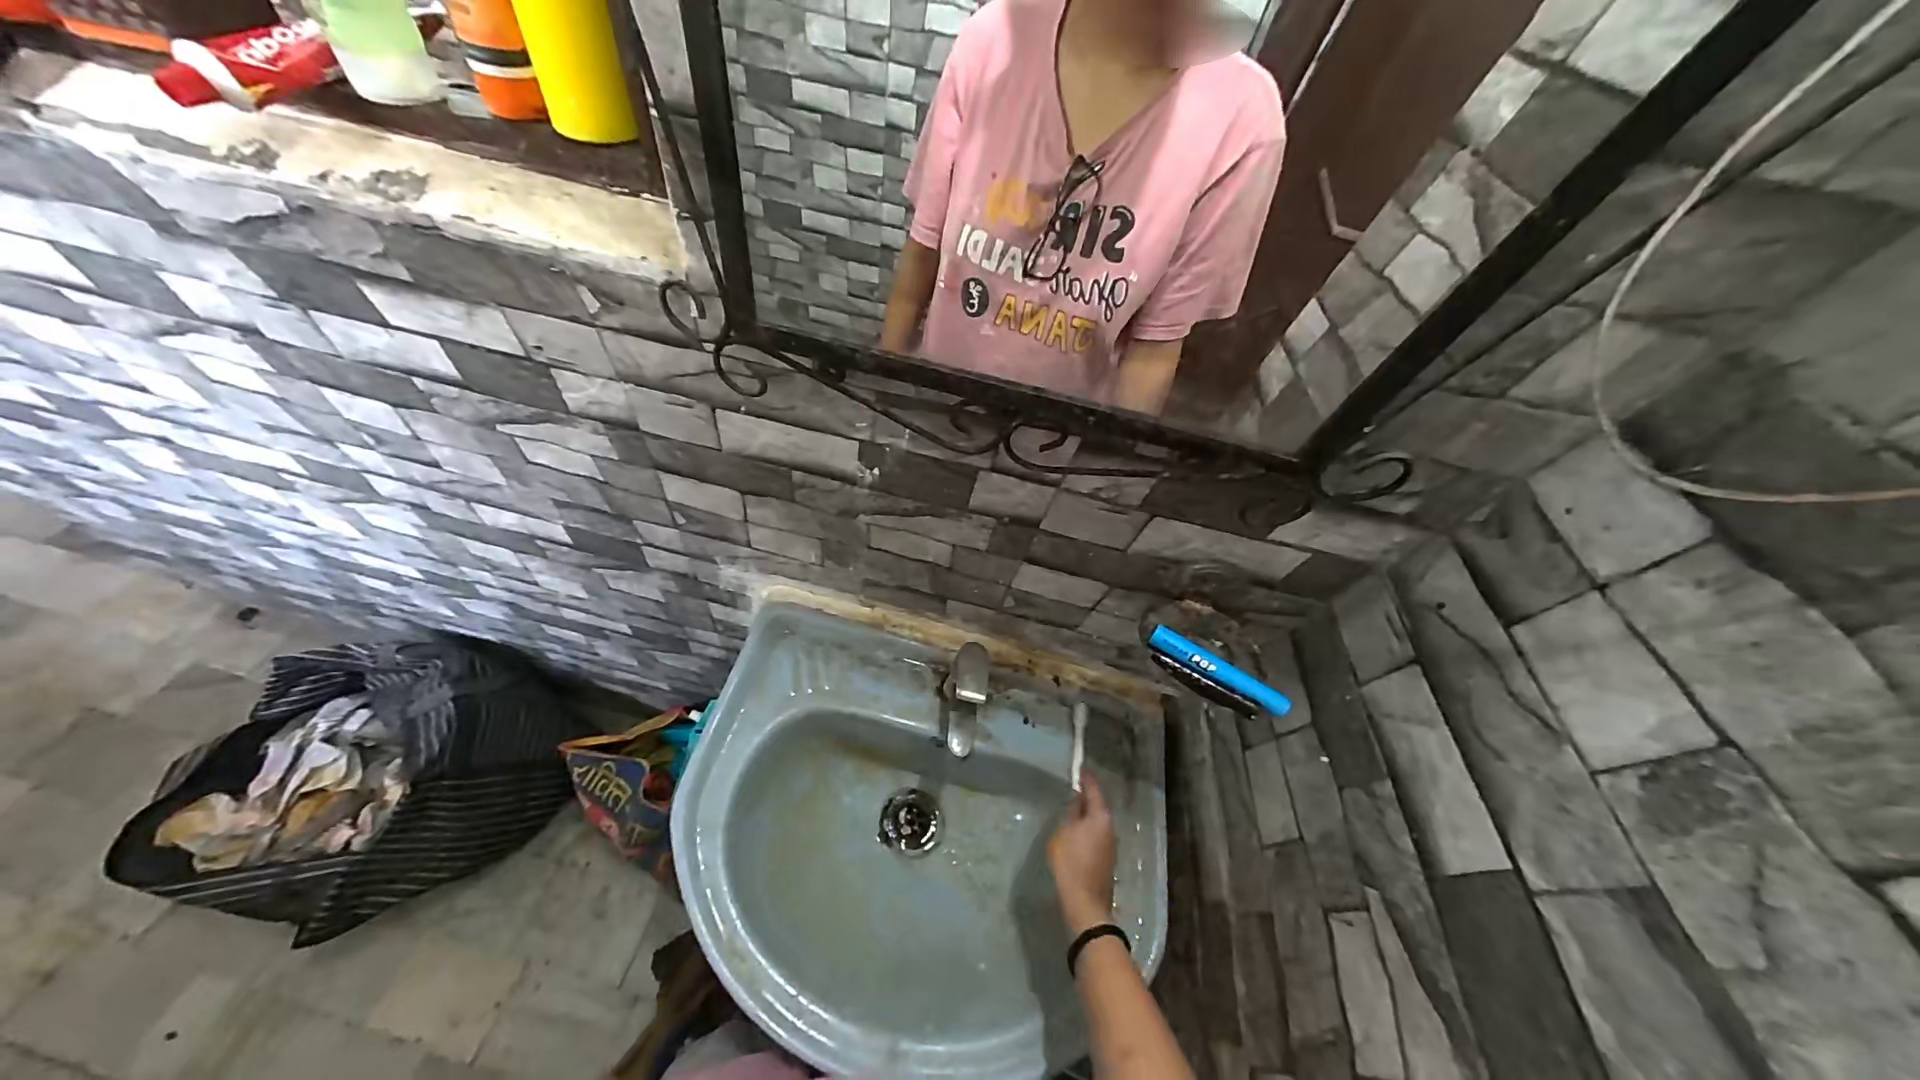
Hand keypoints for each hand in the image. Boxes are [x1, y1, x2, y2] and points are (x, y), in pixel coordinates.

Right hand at [1049, 770, 1116, 933]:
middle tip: (1073, 786)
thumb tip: (1077, 801)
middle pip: (1097, 805)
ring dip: (1086, 813)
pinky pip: (1096, 833)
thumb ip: (1071, 813)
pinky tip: (1075, 830)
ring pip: (1097, 820)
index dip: (1086, 778)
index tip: (1079, 767)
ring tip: (1071, 807)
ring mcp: (1110, 843)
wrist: (1085, 902)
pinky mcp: (1106, 857)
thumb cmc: (1071, 863)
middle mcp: (1109, 827)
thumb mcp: (1063, 833)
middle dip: (1086, 796)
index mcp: (1100, 817)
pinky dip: (1087, 826)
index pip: (1094, 790)